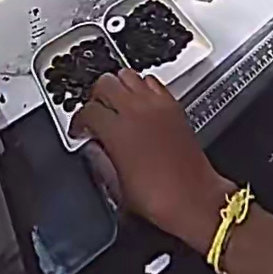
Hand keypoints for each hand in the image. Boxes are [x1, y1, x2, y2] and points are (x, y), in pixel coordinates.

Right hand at [73, 69, 234, 248]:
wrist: (193, 197)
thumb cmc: (160, 198)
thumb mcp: (117, 187)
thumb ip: (99, 159)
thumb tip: (92, 146)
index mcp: (118, 131)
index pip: (87, 110)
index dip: (78, 121)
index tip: (80, 130)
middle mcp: (136, 111)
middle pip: (105, 83)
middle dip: (95, 97)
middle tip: (95, 113)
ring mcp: (156, 104)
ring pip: (128, 75)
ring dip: (118, 87)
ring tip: (116, 104)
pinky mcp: (172, 104)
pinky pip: (151, 81)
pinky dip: (141, 87)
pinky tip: (140, 103)